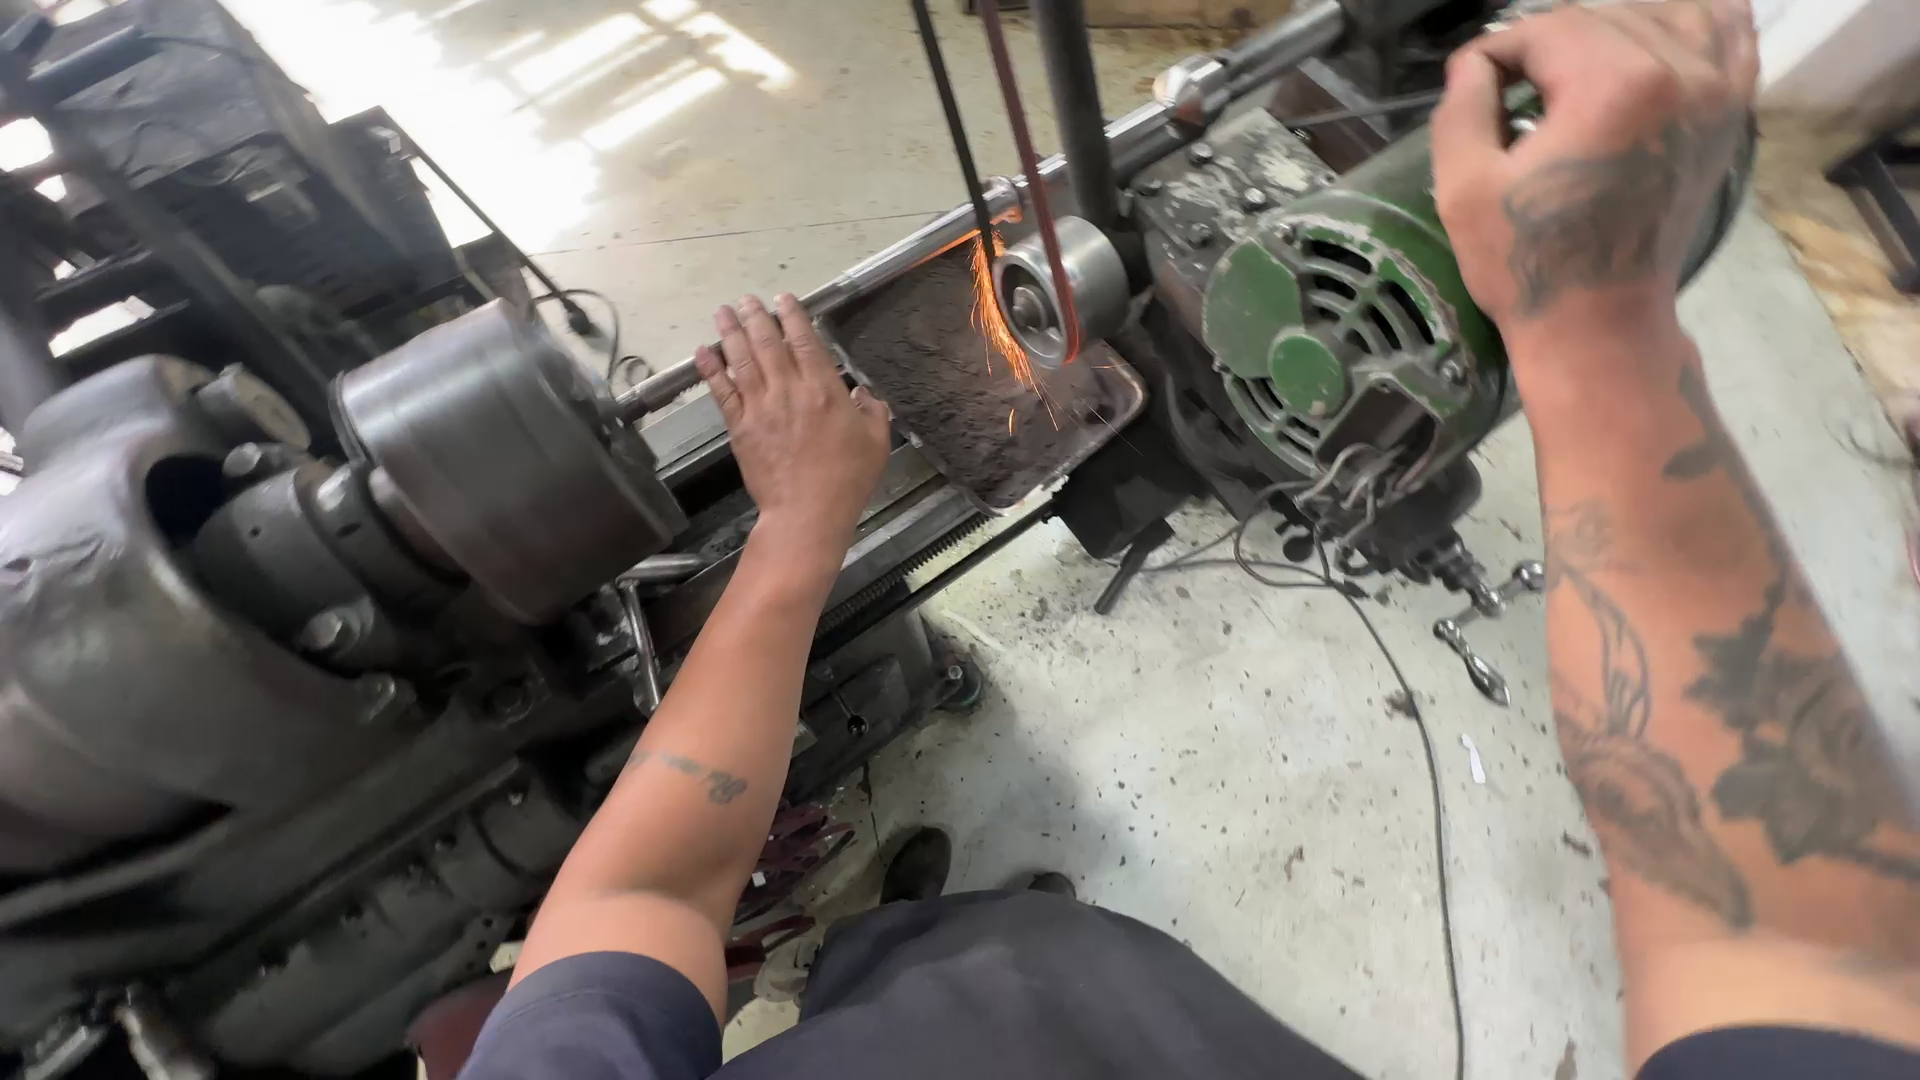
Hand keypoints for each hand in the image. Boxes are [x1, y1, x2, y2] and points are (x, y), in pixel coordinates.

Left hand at [695, 294, 891, 553]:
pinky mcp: (740, 428)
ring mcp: (760, 408)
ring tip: (723, 312)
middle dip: (756, 316)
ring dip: (730, 333)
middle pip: (767, 343)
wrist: (807, 512)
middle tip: (747, 300)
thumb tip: (863, 394)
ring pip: (741, 360)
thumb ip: (873, 412)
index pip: (804, 340)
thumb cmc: (847, 479)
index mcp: (824, 389)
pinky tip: (703, 353)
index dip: (792, 316)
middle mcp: (789, 390)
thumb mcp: (877, 442)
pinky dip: (711, 370)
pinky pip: (722, 392)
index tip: (783, 299)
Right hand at [1431, 0, 1758, 342]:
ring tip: (1561, 69)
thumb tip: (1471, 67)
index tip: (1465, 78)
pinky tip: (1643, 44)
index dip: (1496, 47)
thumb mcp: (1463, 191)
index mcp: (1614, 85)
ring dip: (1605, 28)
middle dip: (1543, 41)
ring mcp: (1719, 87)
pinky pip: (1726, 30)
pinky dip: (1682, 23)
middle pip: (1605, 15)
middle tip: (1501, 82)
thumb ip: (1462, 113)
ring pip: (1666, 10)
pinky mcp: (1730, 110)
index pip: (1549, 29)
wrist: (1594, 318)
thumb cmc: (1521, 261)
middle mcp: (1682, 67)